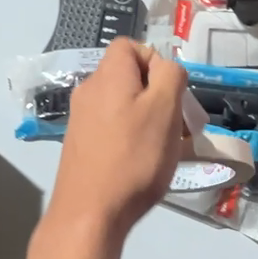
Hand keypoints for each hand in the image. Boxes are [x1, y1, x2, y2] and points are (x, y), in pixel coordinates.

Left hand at [49, 38, 186, 239]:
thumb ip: (170, 76)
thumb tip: (166, 66)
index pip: (129, 46)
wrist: (90, 212)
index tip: (172, 91)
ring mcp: (80, 118)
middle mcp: (88, 90)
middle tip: (178, 124)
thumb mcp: (165, 109)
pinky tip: (142, 162)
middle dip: (157, 94)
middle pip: (128, 76)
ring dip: (147, 118)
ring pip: (122, 104)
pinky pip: (111, 127)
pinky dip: (130, 136)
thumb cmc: (133, 157)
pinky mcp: (79, 144)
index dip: (155, 61)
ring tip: (165, 147)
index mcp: (108, 75)